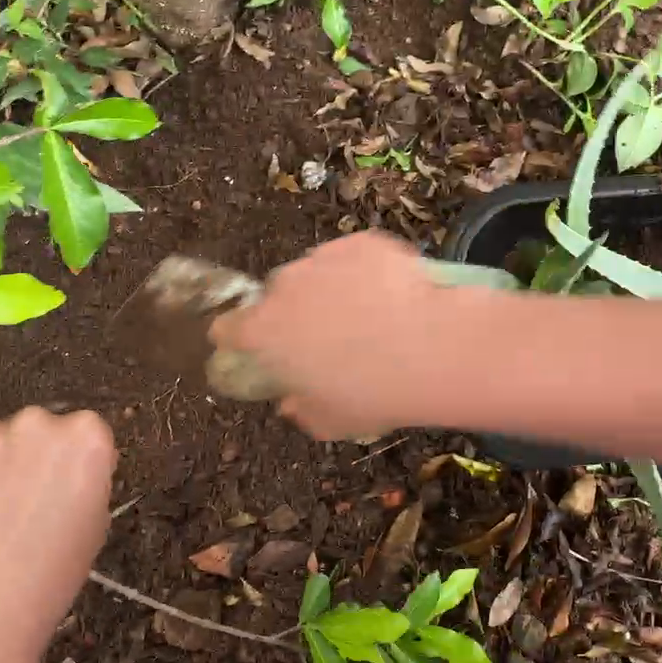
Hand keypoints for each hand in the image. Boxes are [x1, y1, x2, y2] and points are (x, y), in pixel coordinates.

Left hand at [0, 407, 115, 662]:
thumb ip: (82, 481)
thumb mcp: (91, 525)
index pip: (79, 432)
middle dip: (17, 460)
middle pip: (27, 430)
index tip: (50, 498)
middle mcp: (37, 422)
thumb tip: (57, 473)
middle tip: (3, 513)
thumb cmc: (43, 587)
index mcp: (88, 438)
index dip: (61, 467)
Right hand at [211, 231, 460, 440]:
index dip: (239, 336)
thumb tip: (291, 400)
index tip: (255, 345)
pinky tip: (390, 292)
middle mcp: (285, 287)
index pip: (228, 328)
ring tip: (368, 313)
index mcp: (264, 332)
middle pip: (277, 295)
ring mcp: (324, 258)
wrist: (432, 347)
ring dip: (329, 287)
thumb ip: (301, 409)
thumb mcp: (330, 420)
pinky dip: (364, 268)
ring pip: (316, 271)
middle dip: (294, 311)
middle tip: (328, 334)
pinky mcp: (362, 241)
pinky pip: (353, 254)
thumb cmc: (375, 393)